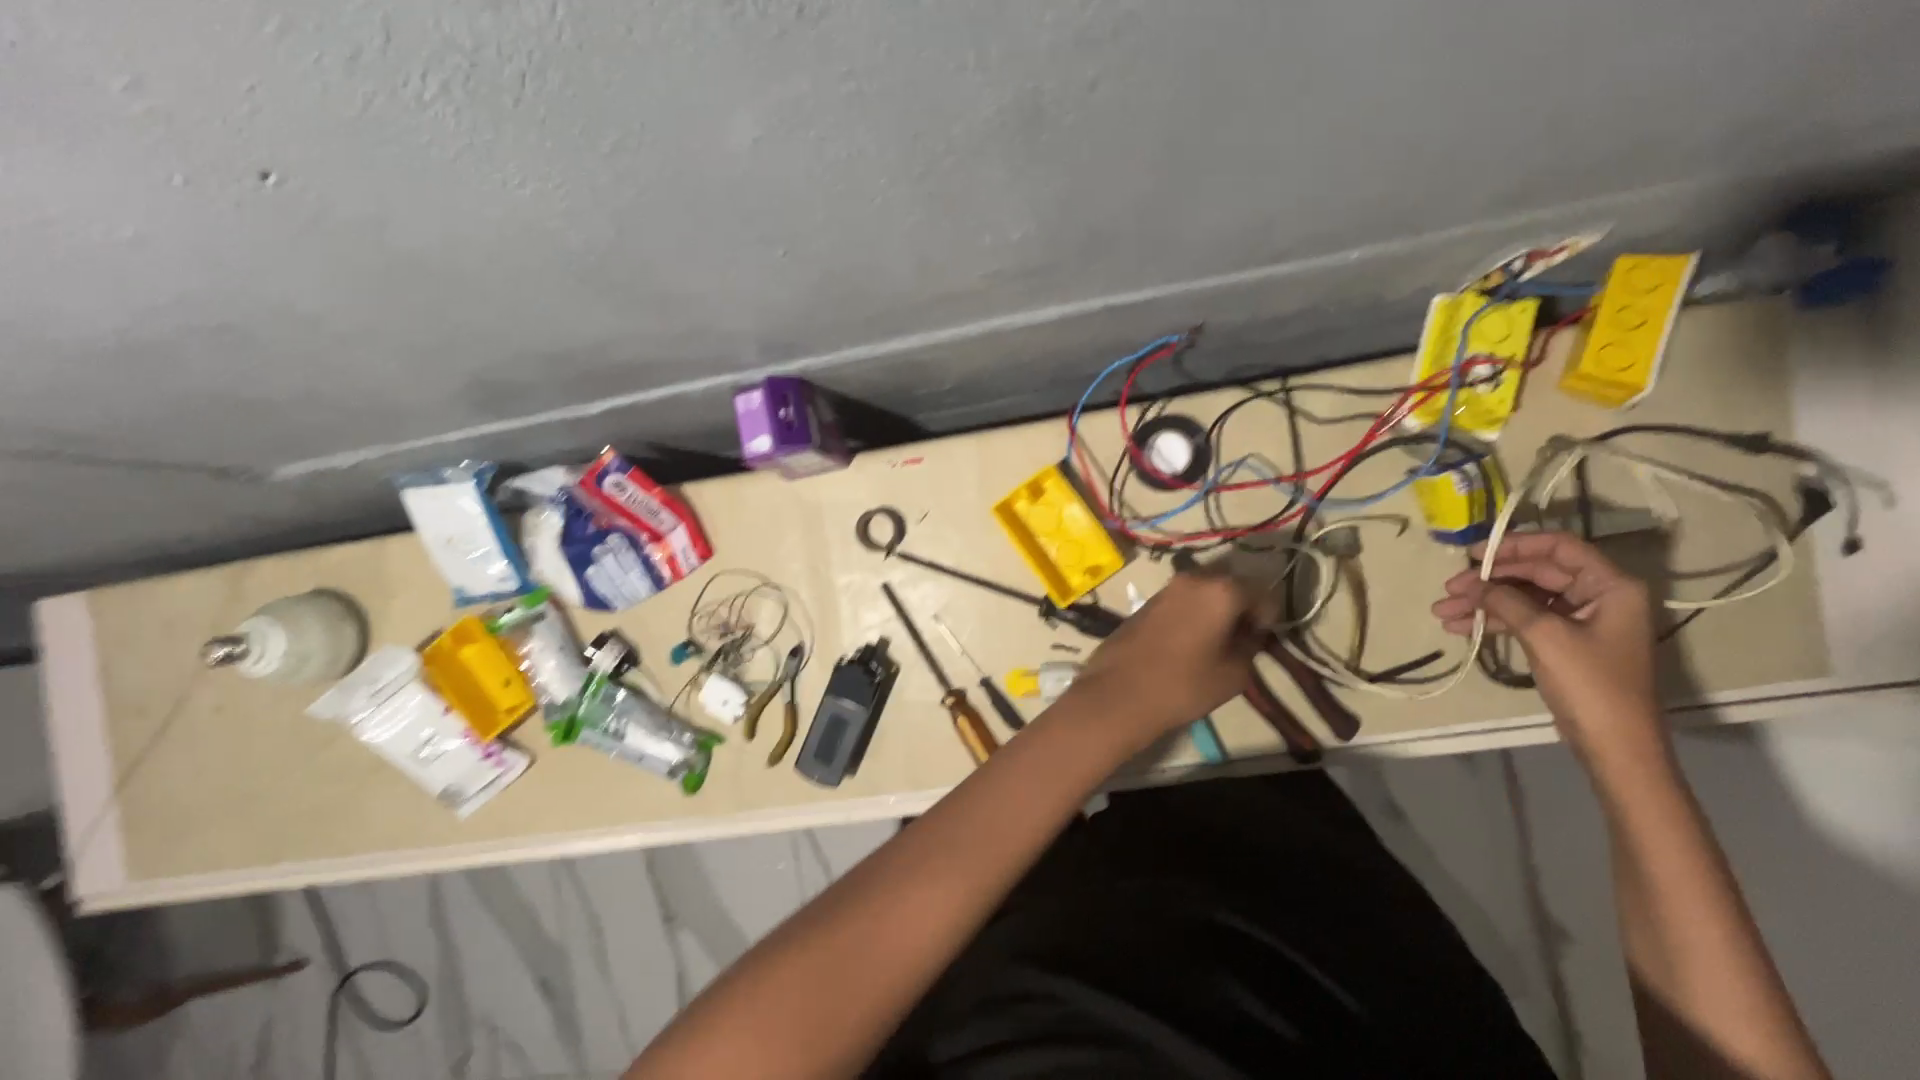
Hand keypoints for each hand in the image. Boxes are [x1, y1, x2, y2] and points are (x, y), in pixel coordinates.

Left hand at [1062, 568, 1278, 743]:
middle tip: (1240, 638)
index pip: (1263, 593)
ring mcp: (1166, 587)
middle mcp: (1193, 578)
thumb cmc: (1183, 685)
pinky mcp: (1147, 601)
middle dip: (1242, 607)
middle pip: (1232, 584)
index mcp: (1221, 590)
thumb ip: (1251, 646)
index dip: (1268, 618)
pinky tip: (1187, 642)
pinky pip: (1182, 599)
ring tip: (1213, 642)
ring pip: (1205, 590)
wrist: (1118, 695)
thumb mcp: (1234, 673)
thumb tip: (1250, 634)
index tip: (1259, 642)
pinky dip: (1193, 613)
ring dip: (1216, 609)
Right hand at [1431, 532, 1666, 767]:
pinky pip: (1525, 619)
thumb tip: (1473, 584)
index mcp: (1610, 585)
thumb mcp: (1545, 636)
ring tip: (1443, 611)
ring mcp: (1582, 620)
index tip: (1473, 554)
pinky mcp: (1566, 642)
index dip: (1514, 545)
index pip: (1559, 547)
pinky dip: (1495, 621)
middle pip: (1537, 572)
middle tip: (1449, 588)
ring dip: (1485, 602)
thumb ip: (1507, 602)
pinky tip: (1461, 627)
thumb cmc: (1590, 683)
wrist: (1614, 744)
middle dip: (1490, 579)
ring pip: (1525, 597)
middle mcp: (1599, 596)